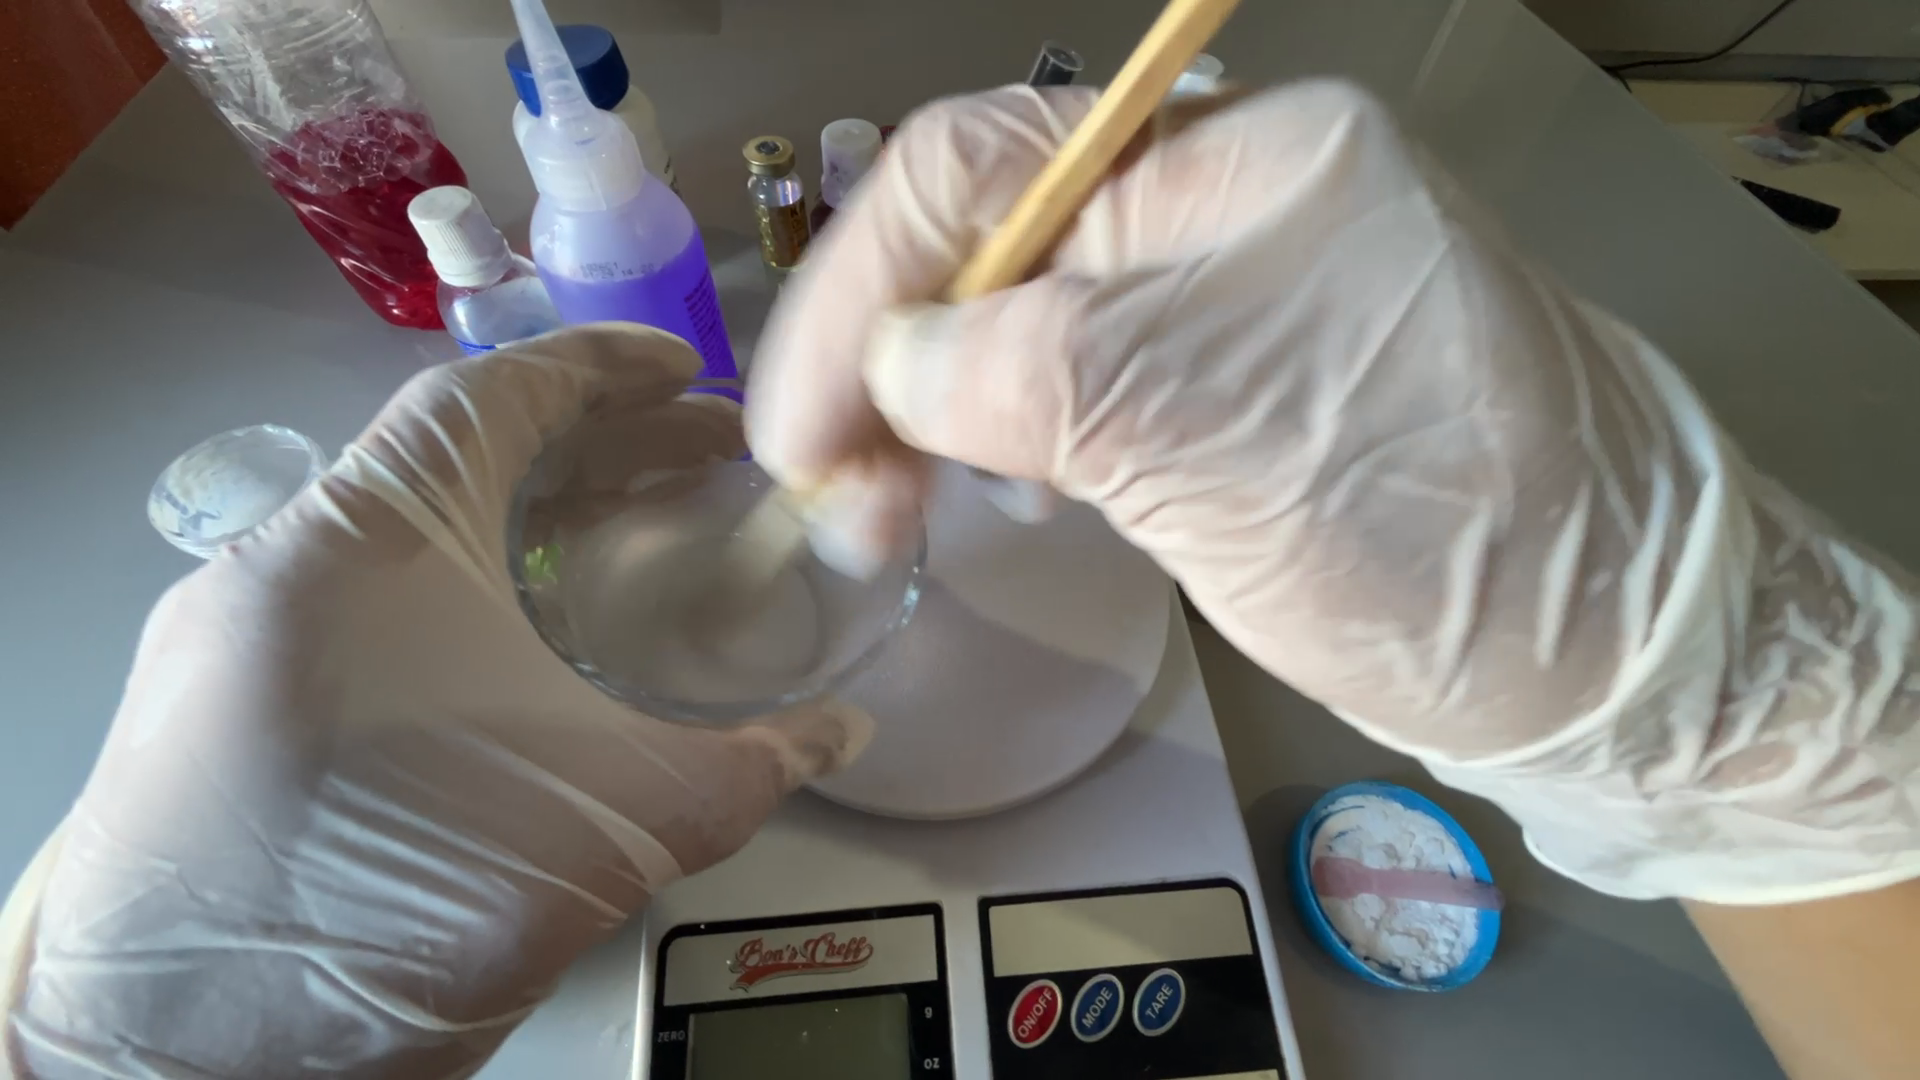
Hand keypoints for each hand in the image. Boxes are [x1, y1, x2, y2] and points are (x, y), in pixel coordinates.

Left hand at [2, 326, 869, 1077]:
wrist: (191, 1077)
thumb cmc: (404, 903)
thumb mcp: (618, 820)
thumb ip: (756, 765)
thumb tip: (845, 732)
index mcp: (370, 546)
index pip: (488, 396)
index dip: (597, 364)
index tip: (689, 368)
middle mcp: (307, 562)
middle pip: (481, 449)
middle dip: (613, 437)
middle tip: (715, 449)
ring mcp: (276, 625)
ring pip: (450, 516)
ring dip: (565, 499)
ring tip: (668, 511)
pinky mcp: (272, 689)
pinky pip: (418, 579)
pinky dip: (513, 562)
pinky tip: (577, 606)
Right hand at [748, 81, 1919, 903]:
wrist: (1578, 647)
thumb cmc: (1430, 530)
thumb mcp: (1218, 433)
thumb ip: (1032, 376)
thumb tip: (894, 365)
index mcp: (1220, 166)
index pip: (975, 176)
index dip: (856, 295)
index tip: (792, 433)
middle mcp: (1192, 219)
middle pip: (973, 257)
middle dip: (873, 371)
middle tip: (825, 496)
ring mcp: (1183, 316)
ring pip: (995, 337)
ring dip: (910, 421)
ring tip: (871, 518)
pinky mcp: (1179, 404)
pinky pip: (1037, 401)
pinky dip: (972, 448)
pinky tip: (948, 496)